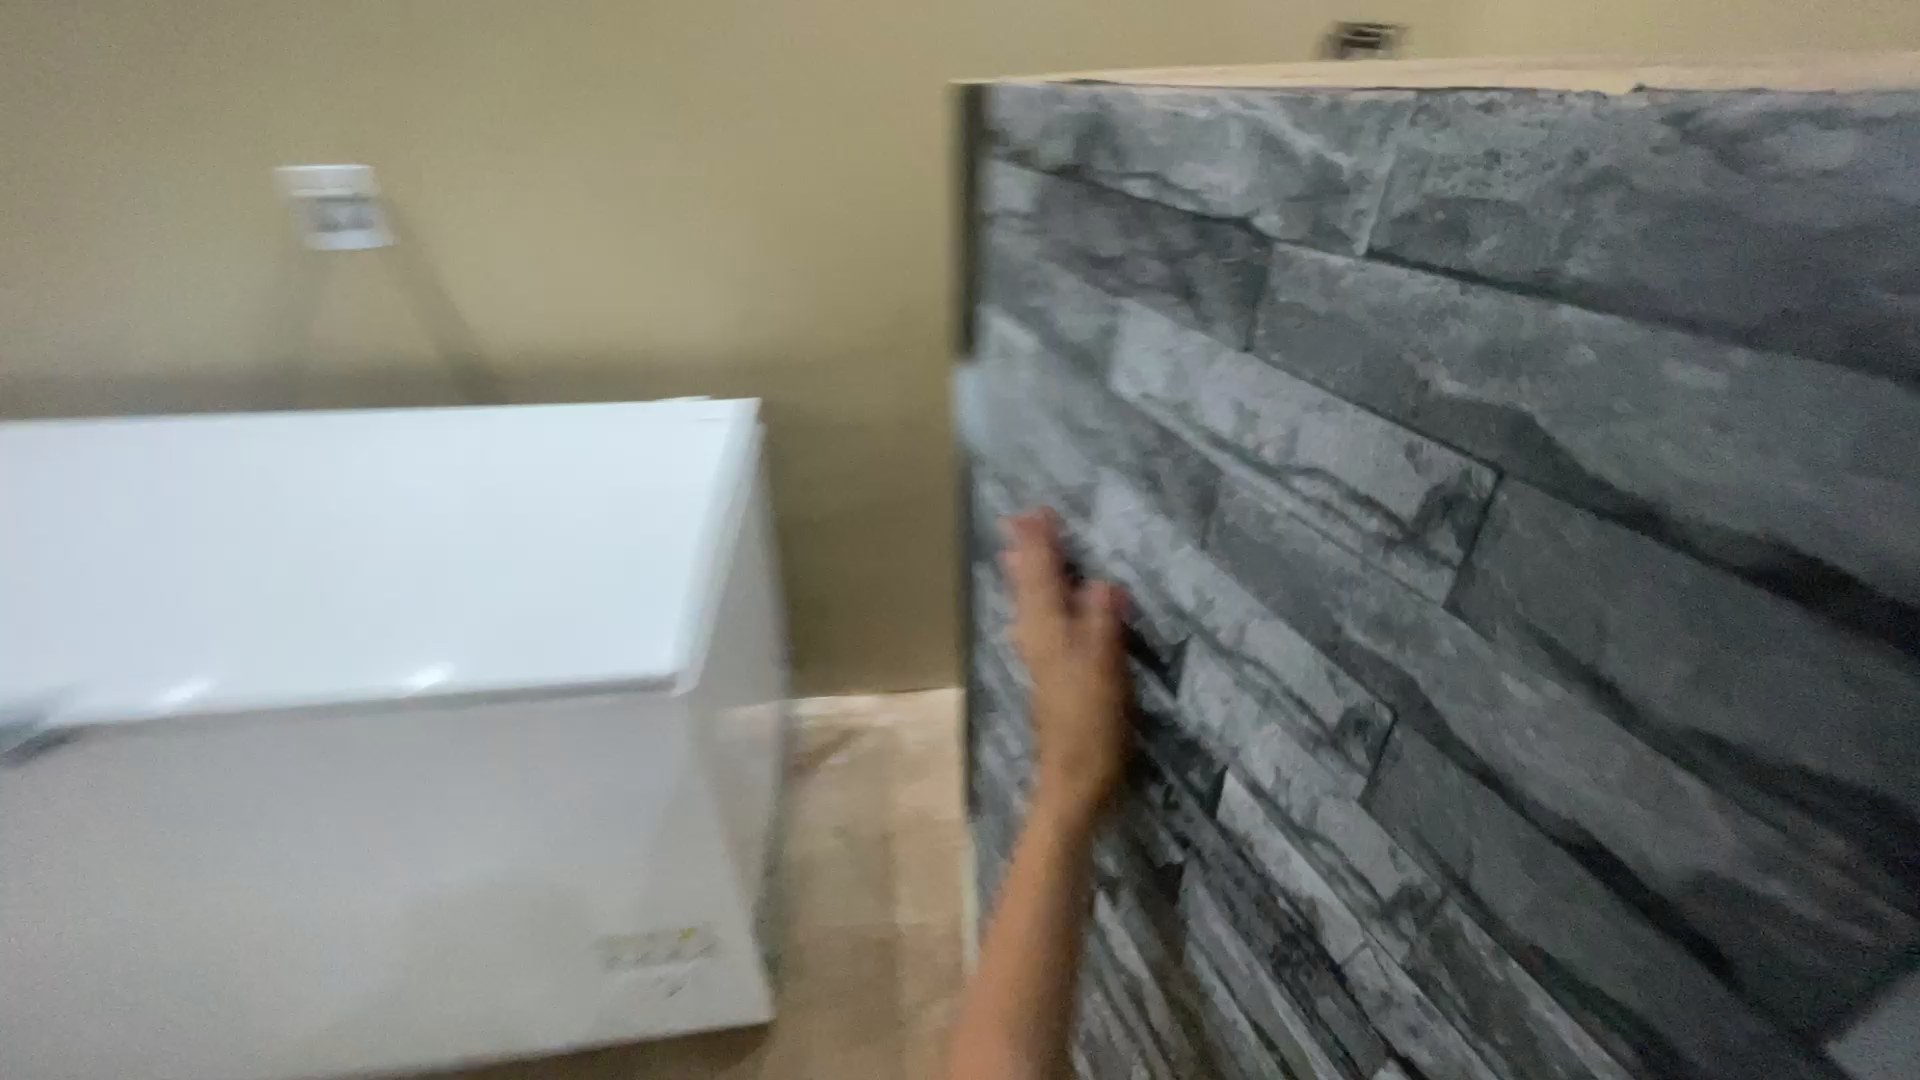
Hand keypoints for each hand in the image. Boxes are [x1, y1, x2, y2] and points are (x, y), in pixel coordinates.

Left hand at [1000, 509, 1132, 827]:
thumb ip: (1101, 625)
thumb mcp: (1103, 671)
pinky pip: (1036, 623)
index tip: (1036, 511)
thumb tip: (1100, 582)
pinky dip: (1033, 602)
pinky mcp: (1048, 675)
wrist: (1072, 779)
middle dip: (1023, 553)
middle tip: (1013, 522)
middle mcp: (1037, 638)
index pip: (1044, 577)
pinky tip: (1034, 608)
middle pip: (1027, 587)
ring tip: (1015, 550)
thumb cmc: (1090, 725)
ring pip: (1027, 605)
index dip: (1041, 545)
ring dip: (1024, 574)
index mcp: (1050, 631)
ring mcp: (1040, 658)